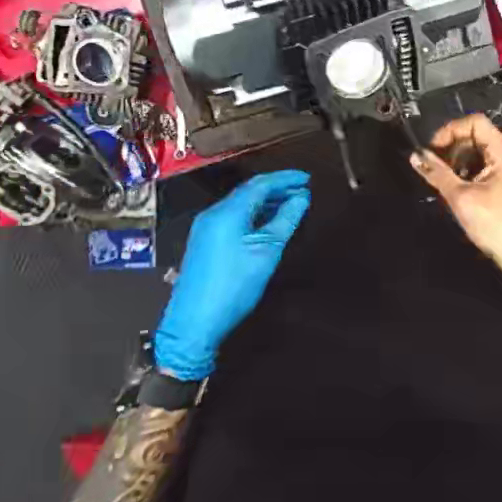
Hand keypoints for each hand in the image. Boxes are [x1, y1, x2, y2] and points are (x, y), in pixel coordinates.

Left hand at [154, 170, 312, 380]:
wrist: (194, 322)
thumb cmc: (235, 285)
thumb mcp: (267, 252)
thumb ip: (285, 221)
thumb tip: (302, 198)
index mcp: (228, 212)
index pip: (260, 183)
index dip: (285, 179)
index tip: (307, 178)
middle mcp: (214, 213)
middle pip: (249, 192)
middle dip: (277, 189)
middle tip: (302, 191)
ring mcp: (206, 227)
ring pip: (240, 205)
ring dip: (266, 202)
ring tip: (291, 205)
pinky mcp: (204, 241)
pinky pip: (233, 218)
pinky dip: (254, 215)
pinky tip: (268, 223)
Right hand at [410, 114, 501, 278]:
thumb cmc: (492, 224)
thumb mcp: (460, 197)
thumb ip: (437, 173)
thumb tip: (415, 156)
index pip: (475, 122)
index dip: (451, 130)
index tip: (433, 149)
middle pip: (475, 134)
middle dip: (451, 145)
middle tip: (433, 164)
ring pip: (477, 150)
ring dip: (456, 158)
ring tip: (441, 177)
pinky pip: (481, 165)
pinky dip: (465, 169)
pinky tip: (454, 185)